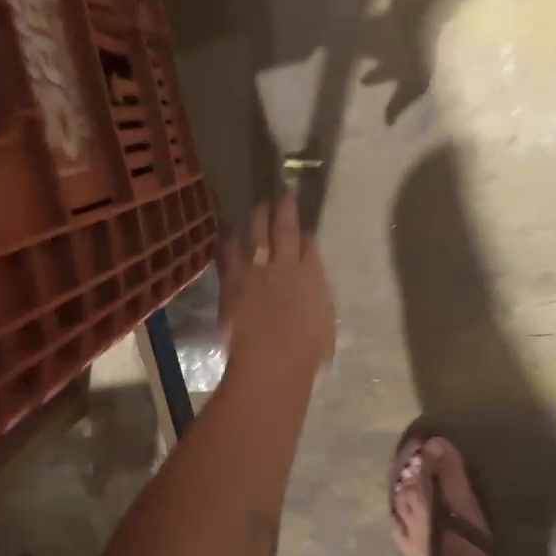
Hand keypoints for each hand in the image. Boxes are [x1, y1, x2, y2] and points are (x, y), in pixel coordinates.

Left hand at [219, 190, 335, 375]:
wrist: (270, 361)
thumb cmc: (308, 351)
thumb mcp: (325, 322)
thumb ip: (318, 299)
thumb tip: (314, 287)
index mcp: (311, 275)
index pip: (308, 245)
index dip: (305, 233)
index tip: (303, 225)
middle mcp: (284, 265)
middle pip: (284, 230)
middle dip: (284, 210)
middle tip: (282, 194)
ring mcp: (256, 271)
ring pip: (257, 236)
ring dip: (258, 219)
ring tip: (259, 206)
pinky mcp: (233, 283)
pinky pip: (230, 256)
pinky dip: (231, 243)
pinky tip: (230, 234)